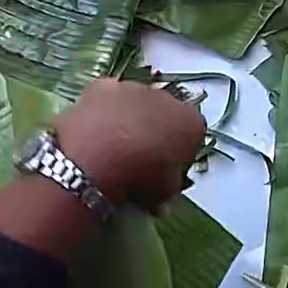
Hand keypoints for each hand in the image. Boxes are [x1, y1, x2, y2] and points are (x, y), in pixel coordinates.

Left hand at [53, 78, 205, 208]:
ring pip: (137, 104)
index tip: (167, 170)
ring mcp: (134, 88)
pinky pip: (108, 99)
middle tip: (141, 160)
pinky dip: (105, 112)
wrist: (95, 162)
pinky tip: (96, 132)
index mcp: (191, 122)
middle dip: (156, 132)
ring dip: (131, 120)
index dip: (180, 155)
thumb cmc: (139, 179)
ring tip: (114, 148)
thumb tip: (159, 201)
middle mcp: (167, 98)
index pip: (192, 137)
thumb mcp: (164, 194)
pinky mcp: (103, 85)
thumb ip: (167, 188)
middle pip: (165, 115)